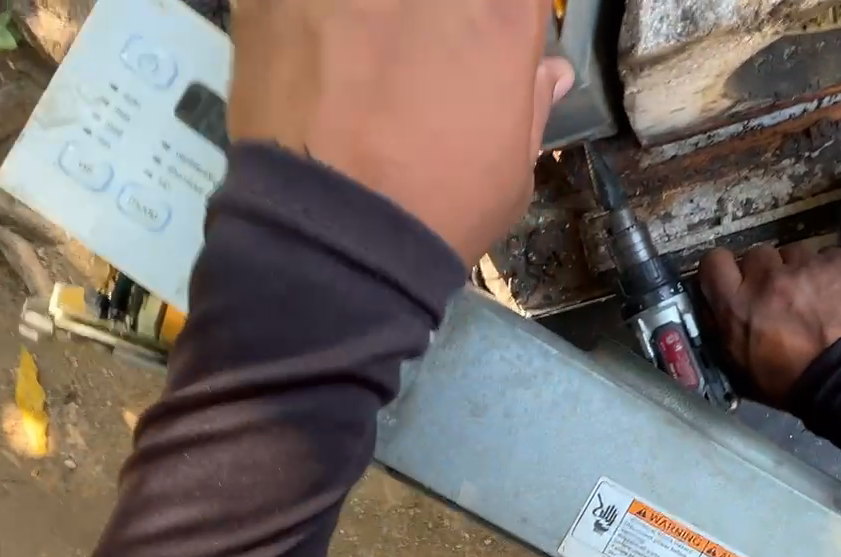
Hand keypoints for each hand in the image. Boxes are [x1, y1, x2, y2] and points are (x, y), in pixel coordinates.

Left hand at [229, 0, 573, 263]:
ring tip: (355, 77)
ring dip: (364, 27)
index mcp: (496, 10)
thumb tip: (549, 72)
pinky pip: (291, 3)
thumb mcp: (511, 179)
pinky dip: (301, 29)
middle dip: (424, 29)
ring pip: (364, 2)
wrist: (335, 247)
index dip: (491, 29)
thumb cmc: (441, 216)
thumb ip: (532, 108)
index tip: (476, 60)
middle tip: (409, 76)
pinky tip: (306, 77)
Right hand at [698, 243, 840, 402]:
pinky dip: (828, 272)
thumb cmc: (791, 383)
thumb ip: (724, 330)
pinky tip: (836, 294)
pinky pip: (827, 256)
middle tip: (775, 295)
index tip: (730, 280)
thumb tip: (717, 308)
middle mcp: (767, 278)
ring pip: (793, 253)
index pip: (714, 261)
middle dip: (762, 272)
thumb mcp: (740, 367)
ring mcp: (806, 266)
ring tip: (810, 296)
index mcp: (737, 306)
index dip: (721, 269)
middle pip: (756, 254)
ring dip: (796, 270)